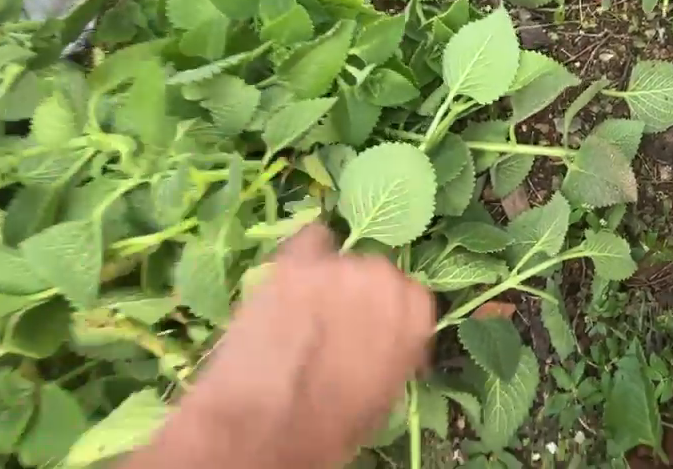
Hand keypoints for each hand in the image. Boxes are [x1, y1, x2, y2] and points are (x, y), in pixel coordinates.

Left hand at [131, 223, 433, 468]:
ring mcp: (341, 266)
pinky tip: (292, 274)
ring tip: (302, 312)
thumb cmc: (324, 430)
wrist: (256, 433)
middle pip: (377, 274)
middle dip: (358, 296)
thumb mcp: (381, 398)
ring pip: (342, 261)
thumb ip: (395, 354)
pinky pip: (311, 239)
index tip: (368, 334)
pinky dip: (307, 251)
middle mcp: (387, 277)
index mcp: (416, 311)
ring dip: (329, 281)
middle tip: (331, 327)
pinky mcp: (297, 262)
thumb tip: (387, 345)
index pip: (410, 297)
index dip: (385, 317)